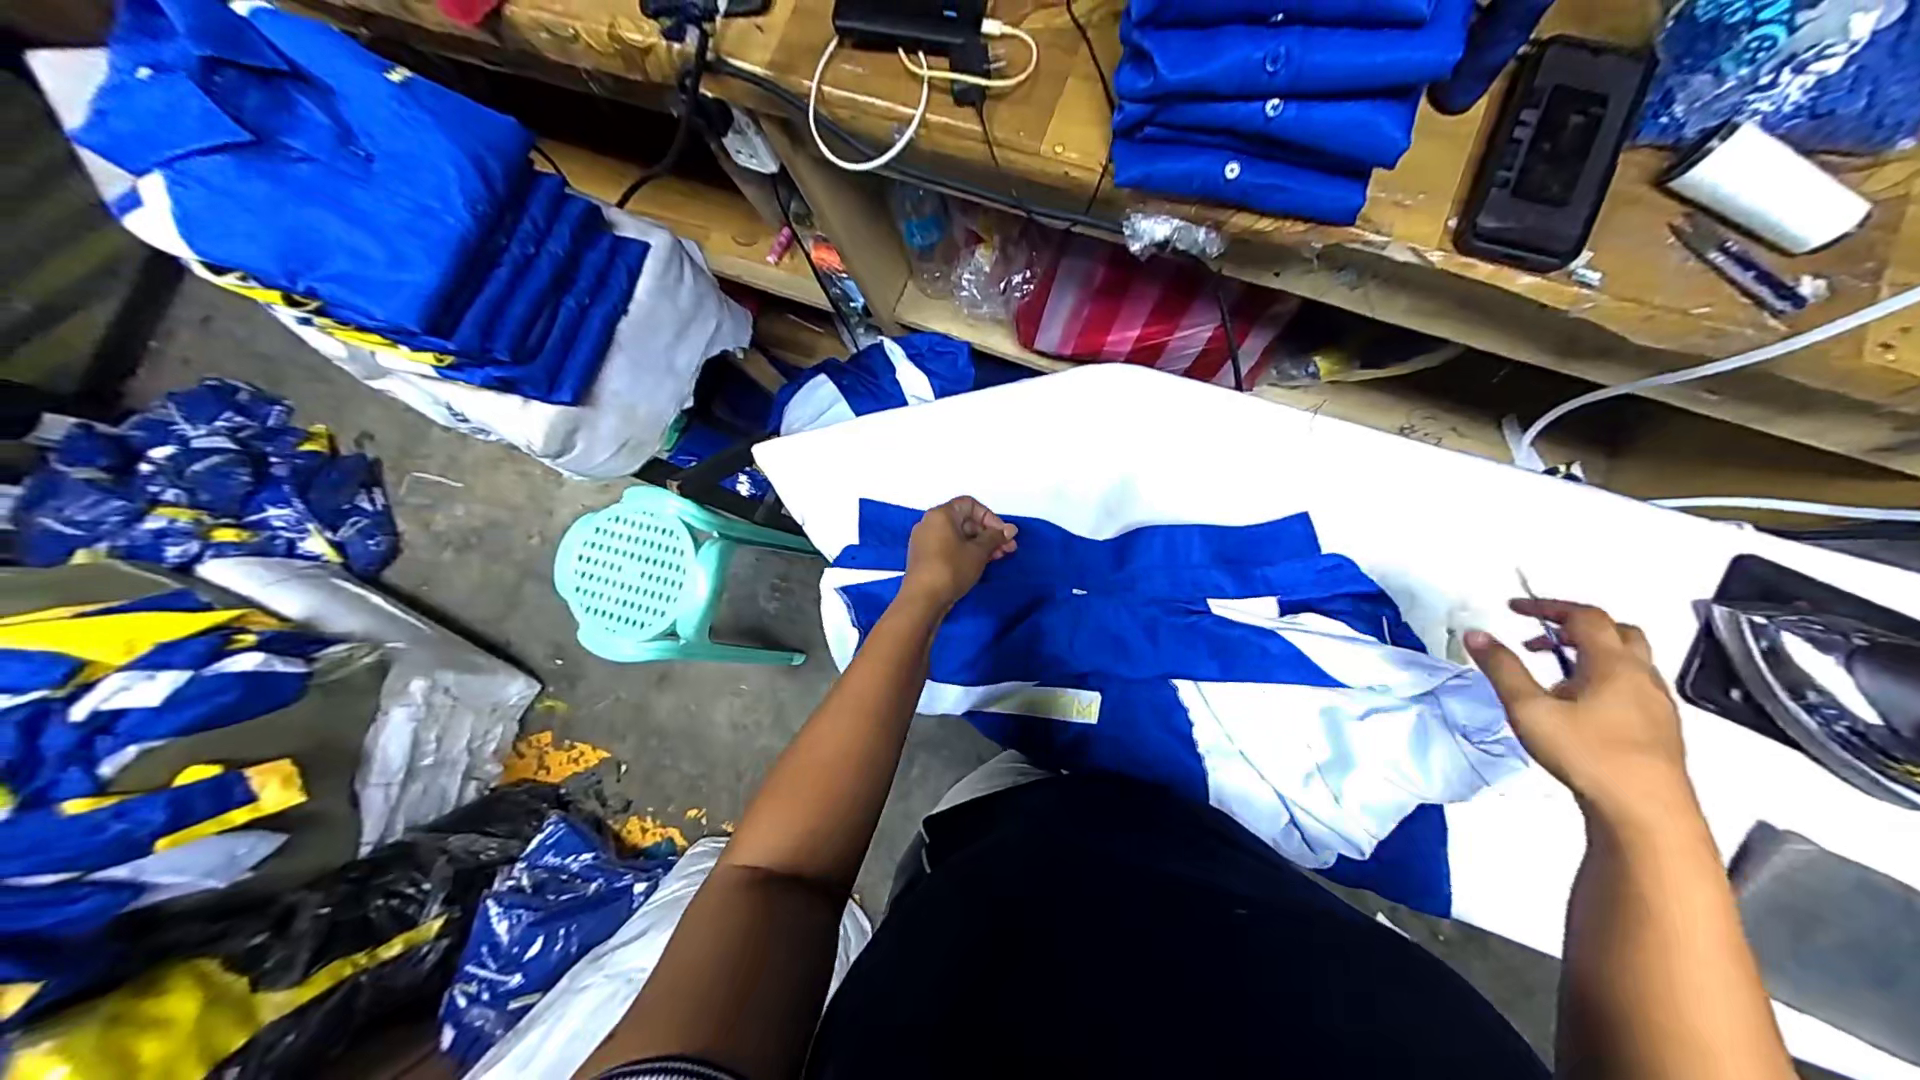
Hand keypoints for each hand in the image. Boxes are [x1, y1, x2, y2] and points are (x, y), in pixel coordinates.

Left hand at [899, 496, 1017, 612]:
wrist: (923, 599)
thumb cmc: (952, 568)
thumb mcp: (978, 552)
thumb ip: (995, 537)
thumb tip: (1010, 529)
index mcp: (941, 514)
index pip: (970, 504)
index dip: (990, 517)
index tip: (1003, 534)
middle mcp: (930, 523)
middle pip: (965, 520)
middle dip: (989, 533)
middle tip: (1008, 548)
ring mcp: (926, 540)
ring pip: (958, 536)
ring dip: (980, 544)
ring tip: (999, 557)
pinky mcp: (925, 557)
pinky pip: (949, 547)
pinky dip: (966, 552)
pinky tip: (981, 563)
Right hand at [1464, 599, 1695, 821]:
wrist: (1646, 812)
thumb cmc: (1586, 753)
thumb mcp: (1529, 708)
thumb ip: (1502, 669)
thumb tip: (1476, 634)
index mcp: (1613, 664)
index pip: (1585, 617)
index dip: (1548, 607)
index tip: (1514, 609)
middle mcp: (1641, 676)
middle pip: (1617, 631)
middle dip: (1575, 626)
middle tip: (1539, 637)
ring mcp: (1656, 704)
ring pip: (1628, 660)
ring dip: (1590, 653)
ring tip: (1553, 671)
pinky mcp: (1660, 728)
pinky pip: (1632, 685)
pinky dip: (1603, 678)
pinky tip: (1579, 704)